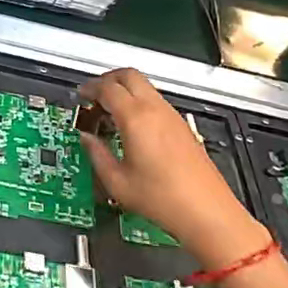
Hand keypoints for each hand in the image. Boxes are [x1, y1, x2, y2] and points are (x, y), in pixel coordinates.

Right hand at [78, 68, 263, 266]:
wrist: (207, 212)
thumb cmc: (164, 200)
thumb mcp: (118, 182)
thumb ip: (97, 155)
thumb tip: (87, 140)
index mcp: (136, 118)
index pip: (107, 88)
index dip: (90, 88)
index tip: (81, 95)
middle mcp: (155, 109)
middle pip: (128, 75)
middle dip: (108, 79)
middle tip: (94, 96)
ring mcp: (172, 115)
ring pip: (144, 85)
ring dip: (124, 90)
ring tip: (110, 113)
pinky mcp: (182, 125)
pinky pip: (155, 100)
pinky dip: (139, 102)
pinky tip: (132, 126)